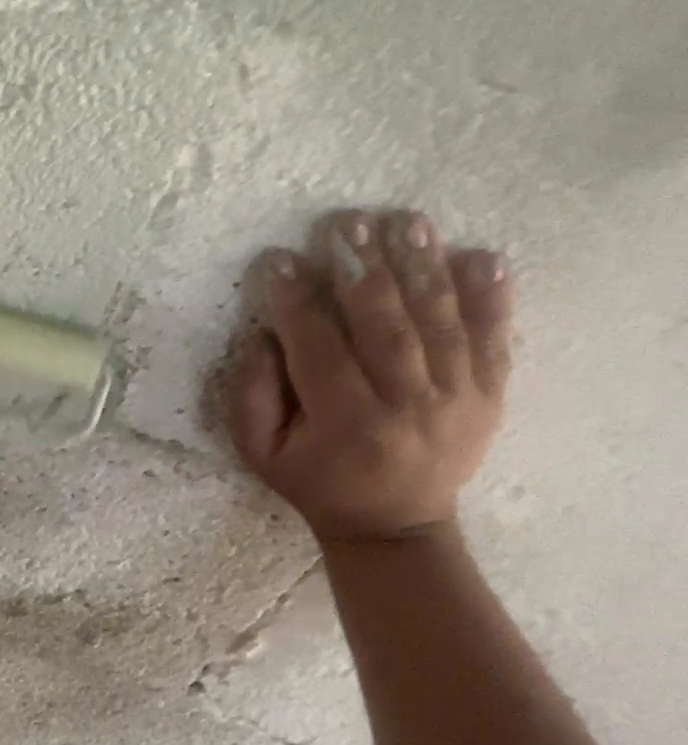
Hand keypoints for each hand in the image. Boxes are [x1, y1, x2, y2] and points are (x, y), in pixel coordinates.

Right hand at [227, 209, 512, 543]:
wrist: (395, 522)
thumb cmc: (313, 480)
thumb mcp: (257, 449)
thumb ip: (251, 394)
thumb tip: (264, 336)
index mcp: (347, 423)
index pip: (319, 348)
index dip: (296, 302)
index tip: (278, 260)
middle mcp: (410, 406)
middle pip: (387, 326)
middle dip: (363, 270)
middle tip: (344, 225)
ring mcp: (459, 399)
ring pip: (441, 322)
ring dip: (422, 266)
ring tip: (404, 222)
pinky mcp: (490, 394)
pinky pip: (494, 338)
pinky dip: (490, 295)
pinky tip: (479, 255)